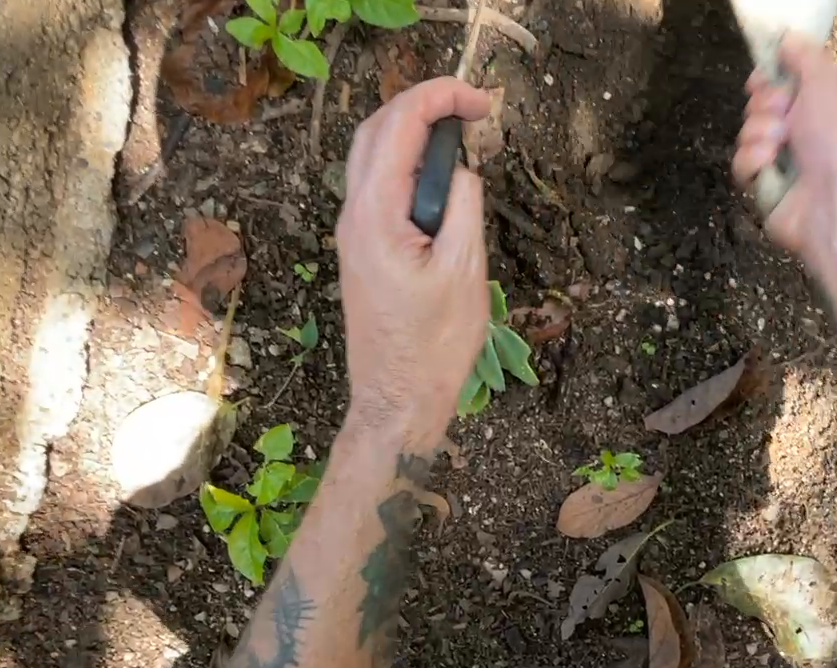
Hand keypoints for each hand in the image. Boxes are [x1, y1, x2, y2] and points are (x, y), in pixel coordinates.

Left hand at [337, 77, 493, 444]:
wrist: (396, 399)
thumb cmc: (433, 348)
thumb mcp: (464, 273)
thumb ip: (463, 207)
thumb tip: (461, 171)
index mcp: (376, 215)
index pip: (400, 125)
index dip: (441, 97)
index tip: (484, 102)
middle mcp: (353, 217)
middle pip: (376, 130)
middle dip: (422, 106)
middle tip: (470, 112)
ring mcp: (352, 236)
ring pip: (371, 158)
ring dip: (411, 136)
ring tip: (458, 141)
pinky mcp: (361, 254)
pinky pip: (376, 191)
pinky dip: (405, 170)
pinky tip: (436, 184)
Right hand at [731, 39, 836, 276]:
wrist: (834, 200)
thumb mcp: (827, 81)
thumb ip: (804, 56)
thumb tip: (786, 40)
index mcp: (822, 103)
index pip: (783, 82)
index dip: (768, 78)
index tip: (761, 78)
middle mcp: (802, 132)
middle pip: (759, 105)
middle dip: (766, 106)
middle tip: (783, 116)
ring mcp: (782, 162)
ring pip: (746, 134)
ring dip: (760, 134)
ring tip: (779, 145)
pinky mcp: (763, 189)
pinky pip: (741, 165)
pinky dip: (753, 162)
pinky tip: (768, 166)